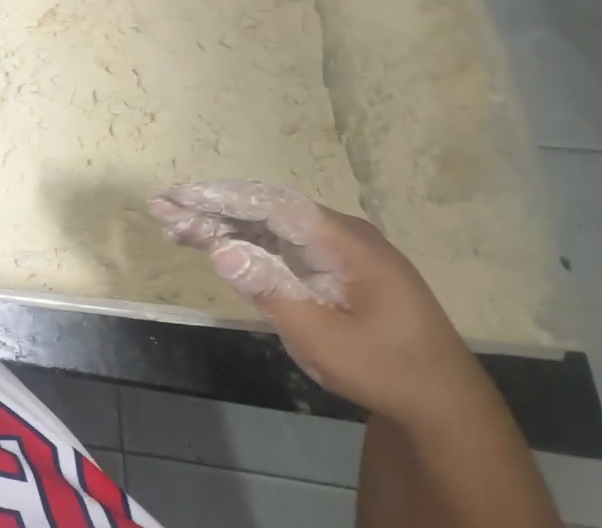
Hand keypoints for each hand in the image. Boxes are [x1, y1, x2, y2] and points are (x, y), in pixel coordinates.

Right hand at [150, 181, 488, 424]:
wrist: (440, 404)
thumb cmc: (384, 370)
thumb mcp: (323, 337)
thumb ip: (271, 290)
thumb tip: (219, 250)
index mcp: (348, 244)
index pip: (274, 205)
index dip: (222, 198)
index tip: (178, 197)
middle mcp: (342, 235)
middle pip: (266, 207)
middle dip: (211, 206)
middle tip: (161, 208)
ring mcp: (337, 249)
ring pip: (268, 223)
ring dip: (220, 222)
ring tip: (172, 224)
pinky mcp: (330, 265)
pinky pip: (279, 240)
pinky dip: (241, 239)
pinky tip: (209, 242)